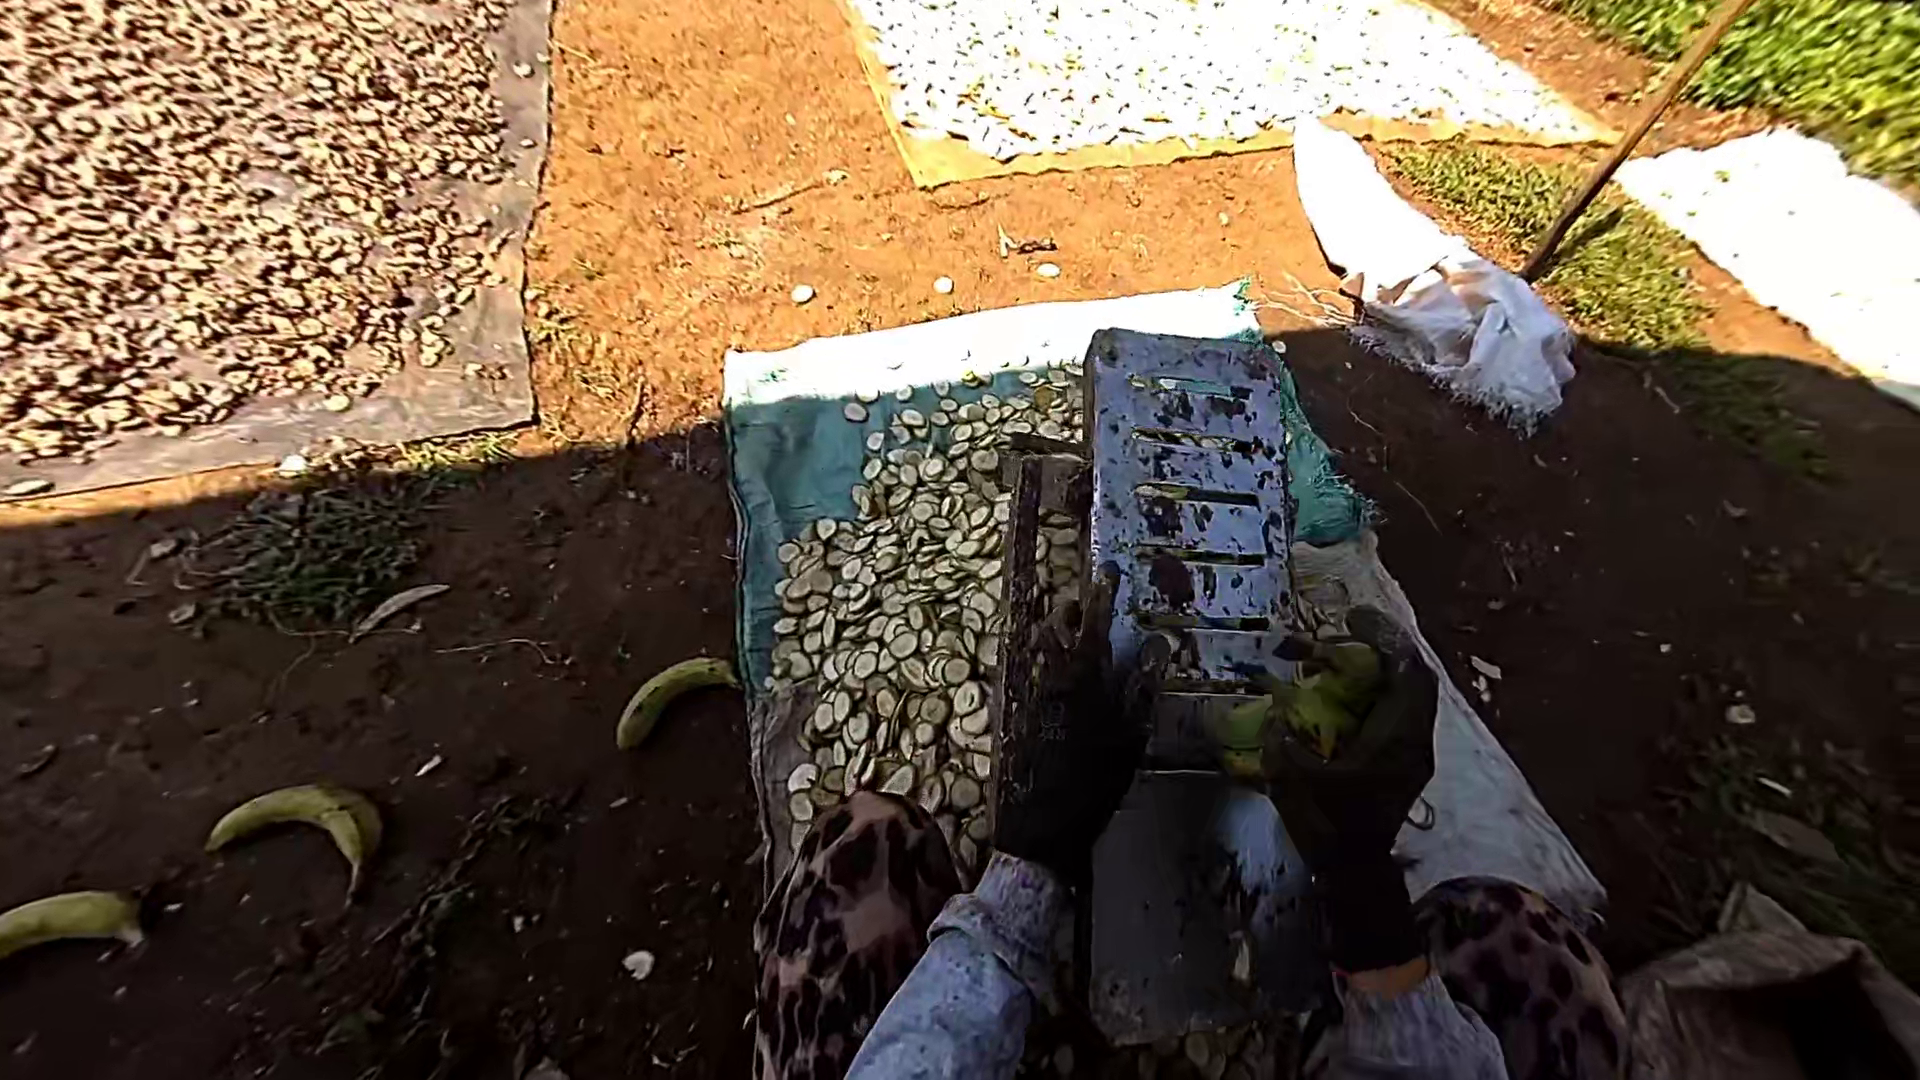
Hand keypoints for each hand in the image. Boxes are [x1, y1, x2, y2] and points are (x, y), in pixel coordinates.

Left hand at [994, 564, 1170, 883]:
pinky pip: (1035, 667)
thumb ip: (1142, 687)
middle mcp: (1053, 677)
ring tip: (1075, 629)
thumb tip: (1157, 646)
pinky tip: (1061, 669)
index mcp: (1084, 678)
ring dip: (1057, 630)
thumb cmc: (1094, 780)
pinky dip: (1047, 656)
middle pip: (1057, 626)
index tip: (1109, 572)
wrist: (1045, 818)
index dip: (1103, 595)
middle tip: (1089, 606)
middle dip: (1073, 608)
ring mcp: (1034, 691)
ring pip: (1041, 644)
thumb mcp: (1130, 737)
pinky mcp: (1023, 707)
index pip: (1094, 624)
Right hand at [1262, 606, 1436, 970]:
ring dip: (1373, 668)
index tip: (1351, 618)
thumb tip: (1276, 707)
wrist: (1354, 869)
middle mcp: (1414, 741)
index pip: (1409, 676)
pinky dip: (1369, 689)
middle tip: (1339, 631)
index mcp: (1397, 740)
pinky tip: (1337, 686)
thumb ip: (1285, 737)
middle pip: (1410, 679)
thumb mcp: (1297, 776)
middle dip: (1378, 648)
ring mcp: (1410, 750)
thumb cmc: (1328, 823)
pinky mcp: (1400, 758)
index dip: (1386, 640)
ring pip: (1403, 693)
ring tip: (1334, 654)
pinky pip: (1392, 709)